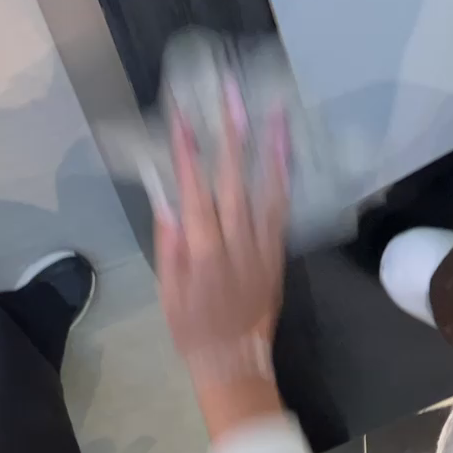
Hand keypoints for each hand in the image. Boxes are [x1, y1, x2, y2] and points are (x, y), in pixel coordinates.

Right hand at [155, 80, 291, 441]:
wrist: (234, 359)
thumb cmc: (192, 329)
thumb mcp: (168, 293)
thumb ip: (170, 246)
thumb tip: (168, 201)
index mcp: (202, 252)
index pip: (193, 191)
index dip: (188, 152)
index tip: (182, 115)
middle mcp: (235, 242)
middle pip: (233, 178)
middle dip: (230, 133)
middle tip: (230, 92)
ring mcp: (261, 245)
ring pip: (265, 187)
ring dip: (266, 145)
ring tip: (268, 106)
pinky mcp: (277, 252)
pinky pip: (281, 208)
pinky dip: (283, 177)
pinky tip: (284, 150)